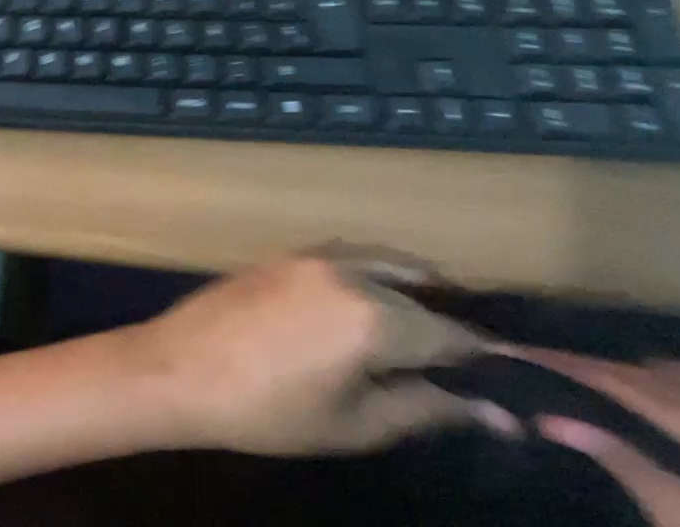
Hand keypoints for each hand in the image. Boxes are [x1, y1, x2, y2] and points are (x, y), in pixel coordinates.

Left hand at [123, 253, 485, 455]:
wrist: (175, 370)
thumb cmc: (265, 411)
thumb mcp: (354, 424)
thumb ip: (424, 409)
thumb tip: (493, 413)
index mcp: (374, 318)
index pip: (454, 338)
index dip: (484, 366)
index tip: (505, 388)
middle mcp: (348, 274)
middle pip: (422, 298)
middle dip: (450, 328)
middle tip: (467, 367)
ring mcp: (309, 257)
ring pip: (385, 264)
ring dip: (416, 289)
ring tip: (432, 330)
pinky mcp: (282, 256)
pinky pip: (346, 255)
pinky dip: (375, 272)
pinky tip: (376, 302)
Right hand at [511, 347, 679, 526]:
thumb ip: (632, 470)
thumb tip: (548, 420)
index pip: (656, 396)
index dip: (587, 370)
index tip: (520, 352)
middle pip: (676, 380)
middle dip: (606, 370)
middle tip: (538, 362)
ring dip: (637, 374)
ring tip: (582, 376)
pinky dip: (675, 383)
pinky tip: (649, 394)